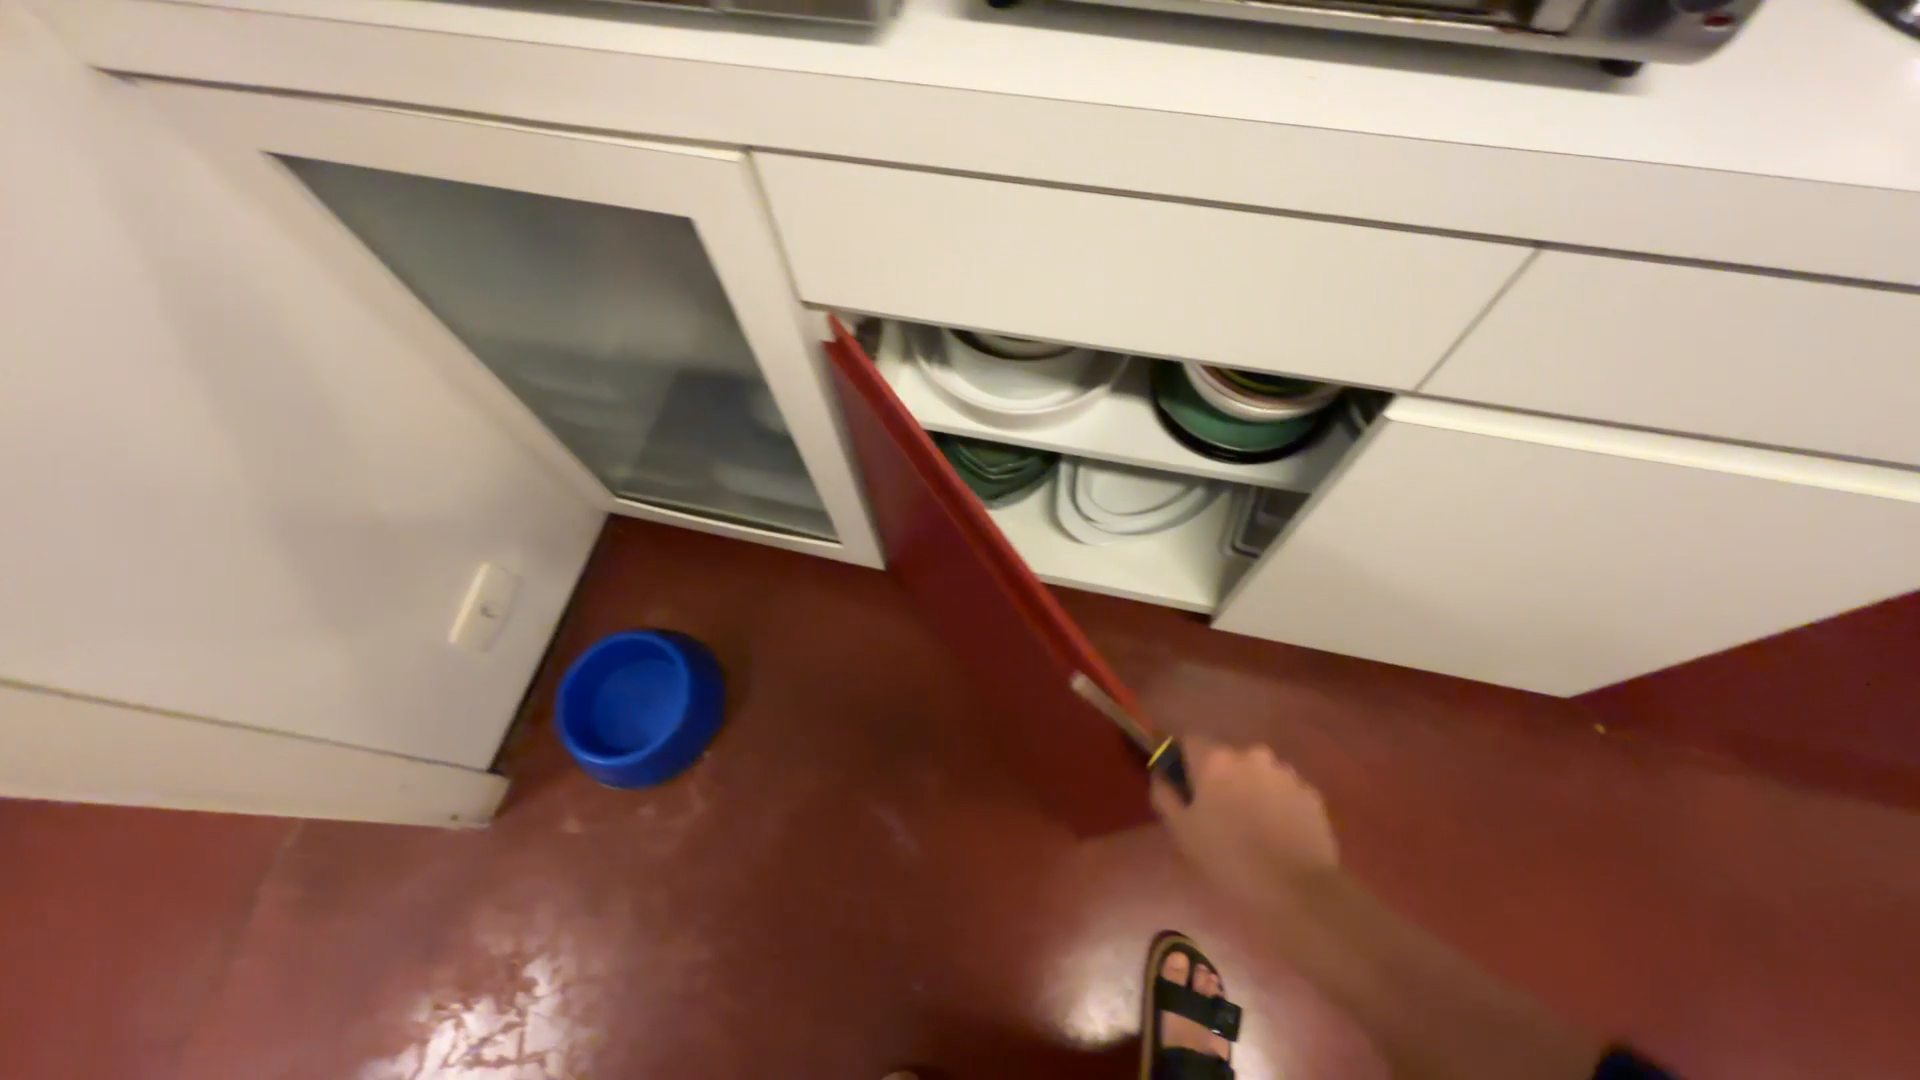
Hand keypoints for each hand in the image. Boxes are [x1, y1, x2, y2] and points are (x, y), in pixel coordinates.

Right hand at [1151, 736, 1340, 908]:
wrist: (1298, 890)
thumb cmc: (1230, 859)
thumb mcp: (1182, 831)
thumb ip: (1166, 795)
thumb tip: (1163, 776)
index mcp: (1215, 760)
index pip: (1190, 740)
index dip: (1184, 762)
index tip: (1185, 787)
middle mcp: (1251, 755)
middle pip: (1226, 757)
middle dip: (1220, 777)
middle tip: (1219, 811)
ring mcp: (1285, 772)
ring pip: (1257, 771)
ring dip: (1250, 787)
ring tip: (1252, 824)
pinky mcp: (1310, 792)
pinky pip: (1283, 789)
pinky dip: (1277, 802)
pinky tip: (1277, 831)